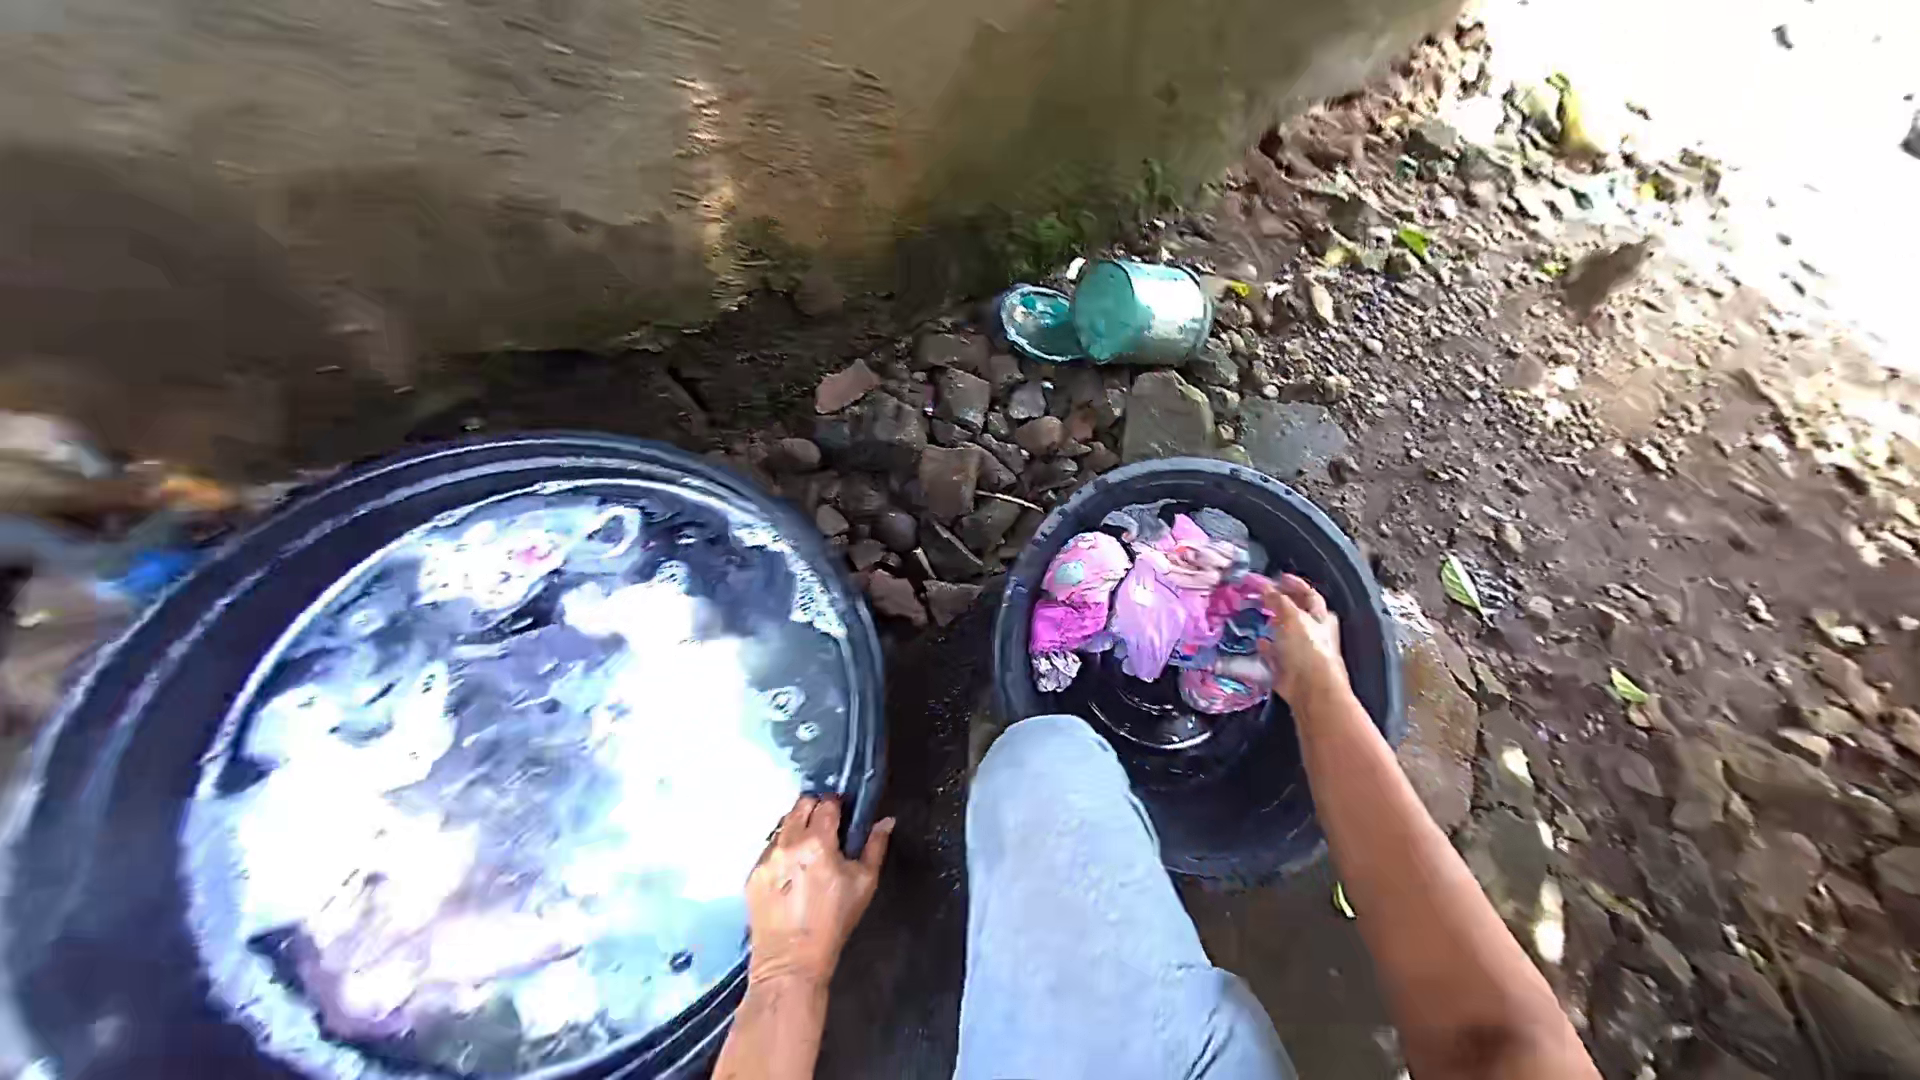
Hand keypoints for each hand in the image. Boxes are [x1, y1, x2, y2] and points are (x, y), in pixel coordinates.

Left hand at [744, 795, 893, 988]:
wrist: (791, 964)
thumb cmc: (833, 922)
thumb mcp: (864, 884)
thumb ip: (875, 846)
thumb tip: (886, 821)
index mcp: (818, 842)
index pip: (826, 803)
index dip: (837, 806)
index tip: (842, 816)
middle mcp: (788, 843)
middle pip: (801, 804)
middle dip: (815, 810)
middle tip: (825, 830)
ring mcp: (766, 858)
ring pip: (783, 824)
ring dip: (796, 828)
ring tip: (807, 853)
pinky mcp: (752, 874)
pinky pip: (769, 849)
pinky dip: (781, 851)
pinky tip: (791, 873)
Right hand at [1259, 573, 1351, 710]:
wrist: (1310, 688)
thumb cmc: (1307, 649)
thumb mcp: (1291, 617)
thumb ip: (1277, 600)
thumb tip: (1265, 586)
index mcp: (1320, 617)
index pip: (1308, 595)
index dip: (1294, 584)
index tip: (1279, 577)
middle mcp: (1313, 633)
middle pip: (1297, 612)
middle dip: (1282, 603)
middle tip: (1265, 595)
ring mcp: (1301, 651)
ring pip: (1286, 632)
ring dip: (1273, 624)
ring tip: (1258, 615)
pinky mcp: (1289, 667)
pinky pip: (1275, 652)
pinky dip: (1266, 646)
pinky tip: (1258, 642)